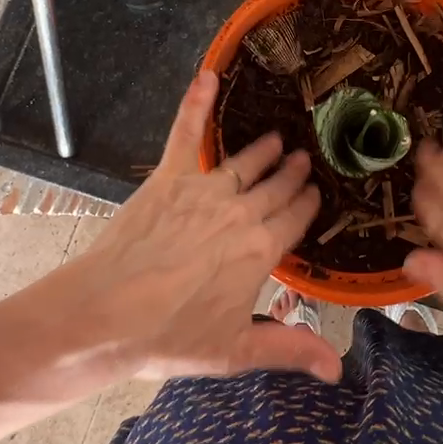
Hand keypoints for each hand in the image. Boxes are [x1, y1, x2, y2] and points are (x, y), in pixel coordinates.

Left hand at [64, 71, 340, 382]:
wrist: (105, 317)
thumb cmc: (170, 338)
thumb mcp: (235, 351)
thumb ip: (289, 349)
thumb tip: (338, 368)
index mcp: (261, 250)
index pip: (296, 219)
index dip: (308, 205)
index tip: (316, 195)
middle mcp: (241, 212)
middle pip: (276, 187)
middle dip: (293, 174)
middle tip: (304, 159)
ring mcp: (205, 189)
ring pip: (245, 162)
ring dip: (264, 149)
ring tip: (277, 139)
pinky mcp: (169, 178)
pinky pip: (187, 133)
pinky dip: (198, 102)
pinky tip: (208, 75)